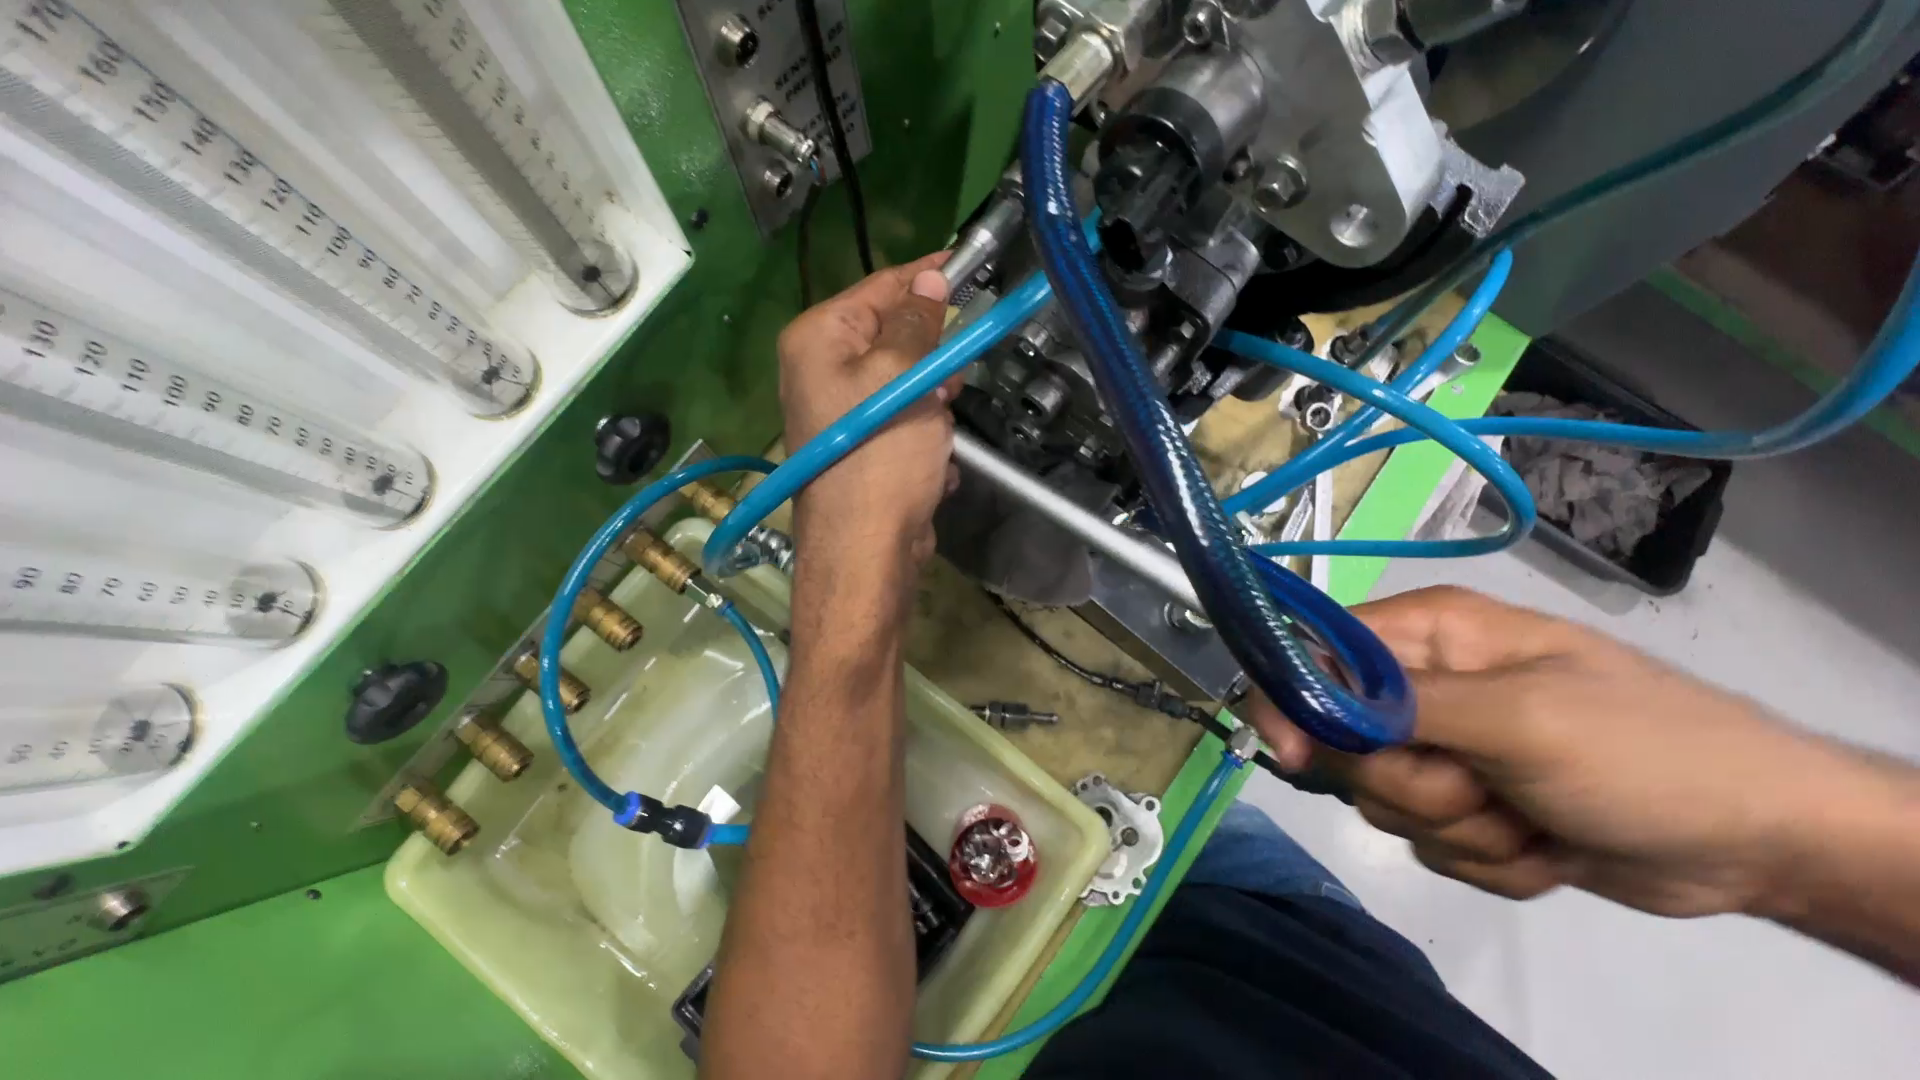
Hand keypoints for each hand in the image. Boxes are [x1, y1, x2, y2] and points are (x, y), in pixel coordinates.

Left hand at [778, 253, 954, 566]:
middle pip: (892, 333)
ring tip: (939, 427)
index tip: (969, 267)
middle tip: (950, 381)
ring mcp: (840, 407)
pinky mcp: (862, 441)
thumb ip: (917, 322)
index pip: (879, 287)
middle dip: (931, 353)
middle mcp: (820, 366)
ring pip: (905, 376)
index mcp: (818, 338)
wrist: (867, 547)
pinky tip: (930, 457)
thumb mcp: (904, 376)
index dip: (925, 277)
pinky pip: (903, 414)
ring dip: (932, 398)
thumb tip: (929, 279)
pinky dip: (924, 430)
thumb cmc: (881, 455)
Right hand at [1248, 586, 1840, 917]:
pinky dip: (1488, 859)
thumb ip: (1396, 708)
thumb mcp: (1518, 718)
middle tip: (1482, 788)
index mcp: (1430, 637)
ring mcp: (1448, 752)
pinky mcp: (1470, 809)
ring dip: (1459, 828)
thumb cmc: (1644, 751)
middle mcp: (1425, 688)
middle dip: (1411, 785)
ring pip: (1386, 802)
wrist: (1760, 841)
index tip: (1294, 756)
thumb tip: (1293, 704)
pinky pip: (1429, 844)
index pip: (1315, 654)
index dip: (1291, 701)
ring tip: (1532, 817)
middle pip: (1343, 745)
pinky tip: (1546, 845)